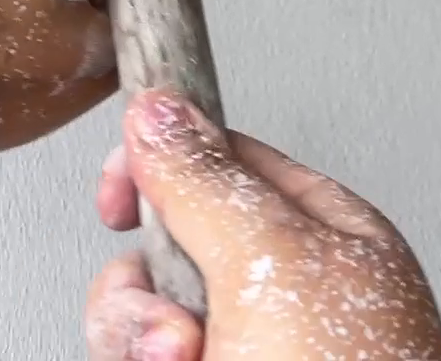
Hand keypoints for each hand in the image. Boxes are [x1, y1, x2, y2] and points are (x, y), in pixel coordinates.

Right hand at [84, 90, 440, 360]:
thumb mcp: (273, 268)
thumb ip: (206, 181)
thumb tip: (158, 106)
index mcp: (322, 233)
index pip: (225, 157)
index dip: (163, 159)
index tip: (118, 187)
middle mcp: (281, 290)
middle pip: (172, 237)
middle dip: (150, 280)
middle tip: (175, 316)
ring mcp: (244, 348)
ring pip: (146, 310)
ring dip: (141, 339)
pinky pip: (144, 359)